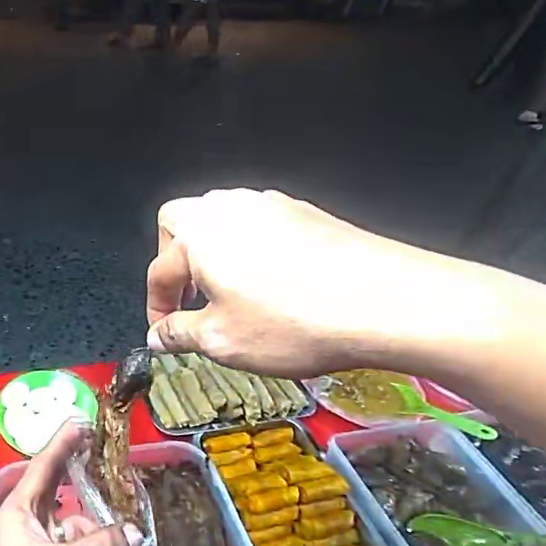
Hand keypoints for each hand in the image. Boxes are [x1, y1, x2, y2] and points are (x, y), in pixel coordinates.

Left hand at [0, 419, 142, 545]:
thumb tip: (138, 532)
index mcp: (21, 509)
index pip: (44, 464)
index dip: (63, 442)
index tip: (83, 421)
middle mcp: (29, 522)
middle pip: (65, 495)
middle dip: (95, 492)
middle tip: (121, 478)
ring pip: (80, 531)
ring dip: (107, 538)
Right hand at [146, 189, 506, 379]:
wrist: (388, 301)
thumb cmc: (295, 322)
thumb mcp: (223, 341)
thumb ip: (179, 334)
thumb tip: (159, 335)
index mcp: (197, 234)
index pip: (159, 271)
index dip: (156, 307)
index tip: (165, 334)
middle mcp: (227, 209)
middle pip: (180, 223)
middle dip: (175, 261)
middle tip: (189, 298)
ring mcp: (270, 205)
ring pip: (221, 221)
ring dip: (213, 255)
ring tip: (230, 294)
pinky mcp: (306, 213)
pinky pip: (260, 226)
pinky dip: (251, 252)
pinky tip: (273, 286)